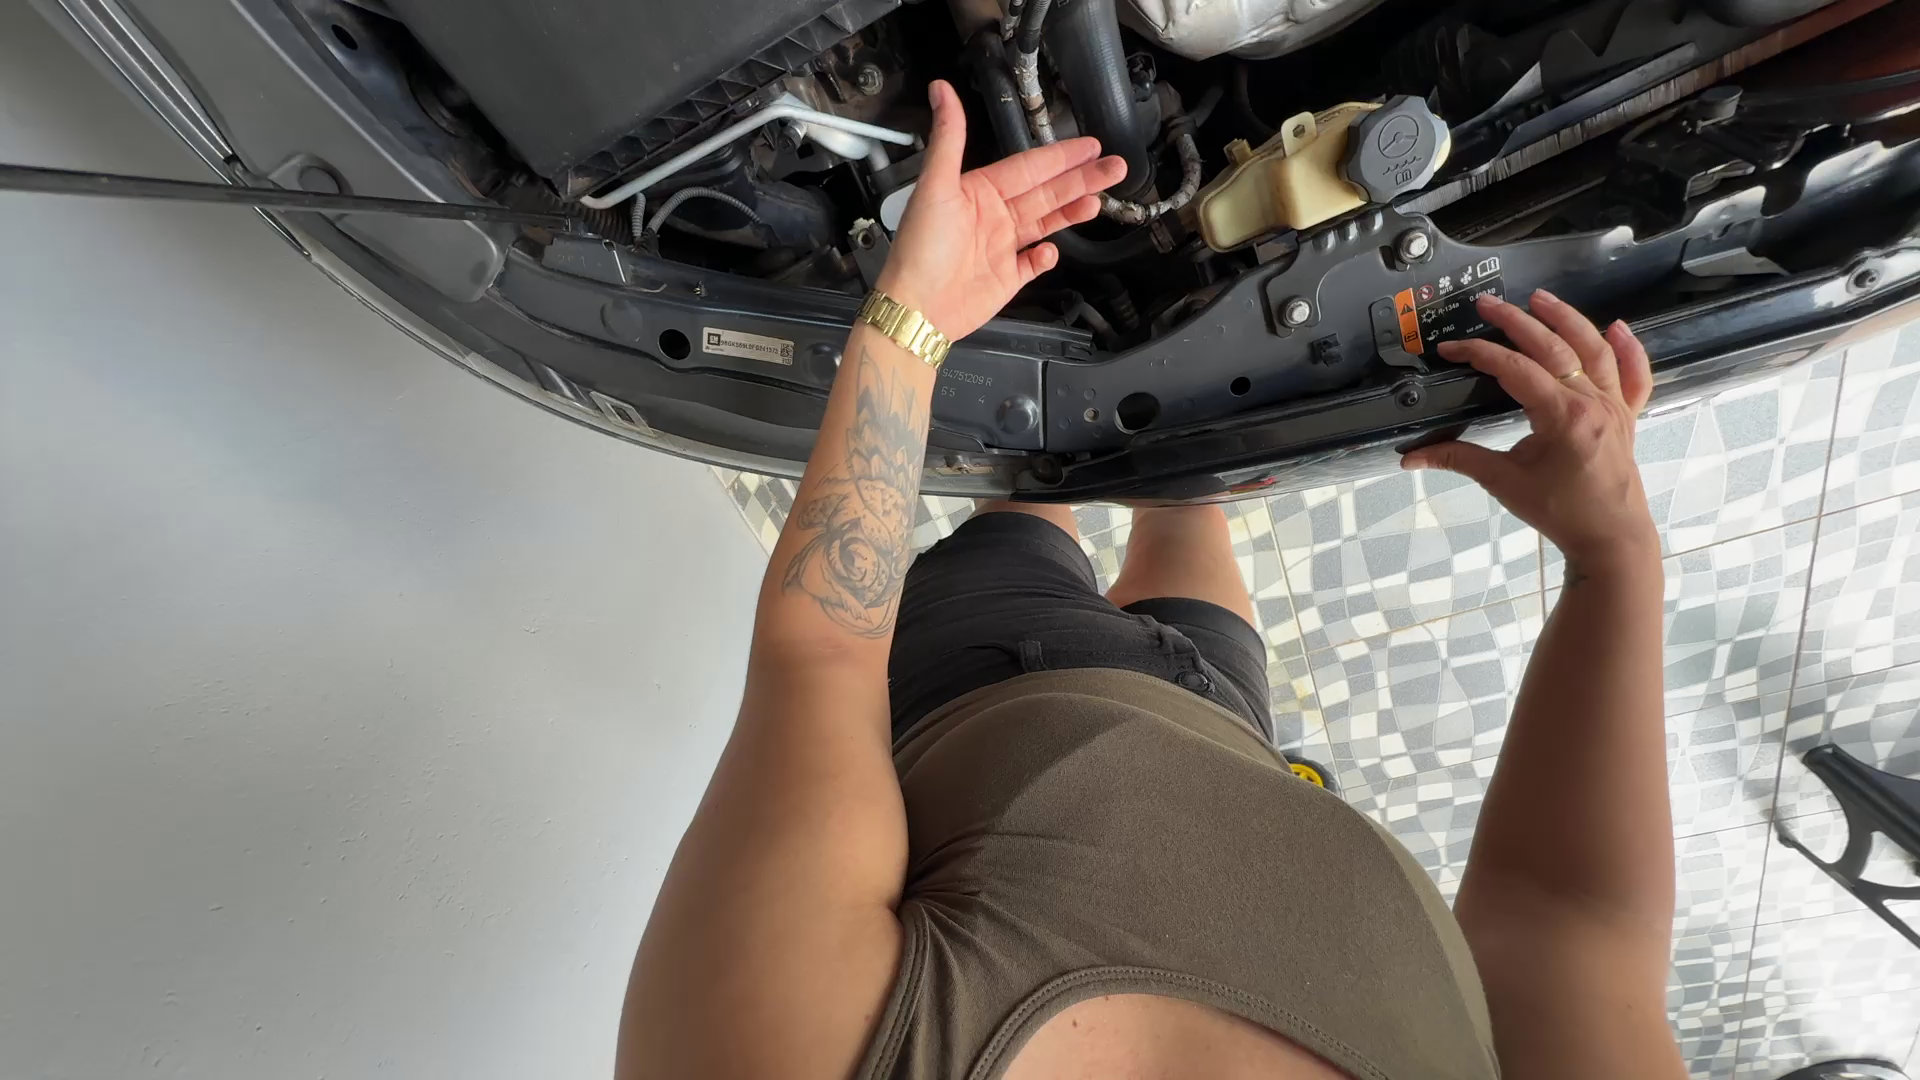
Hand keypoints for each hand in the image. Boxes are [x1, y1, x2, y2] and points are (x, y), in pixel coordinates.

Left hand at [875, 79, 1126, 340]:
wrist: (916, 307)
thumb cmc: (919, 249)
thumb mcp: (934, 186)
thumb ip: (948, 138)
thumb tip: (942, 90)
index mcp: (979, 192)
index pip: (1029, 167)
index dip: (1061, 156)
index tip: (1090, 145)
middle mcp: (993, 217)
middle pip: (1046, 192)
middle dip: (1081, 179)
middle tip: (1114, 167)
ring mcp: (1001, 249)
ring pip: (1045, 223)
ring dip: (1072, 211)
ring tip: (1099, 200)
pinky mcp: (1005, 280)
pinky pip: (1032, 265)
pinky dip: (1045, 258)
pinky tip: (1054, 251)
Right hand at [1400, 290, 1658, 568]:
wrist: (1610, 535)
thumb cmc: (1558, 509)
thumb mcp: (1502, 481)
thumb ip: (1457, 459)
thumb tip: (1409, 458)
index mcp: (1563, 416)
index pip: (1516, 370)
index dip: (1479, 354)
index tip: (1450, 349)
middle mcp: (1594, 401)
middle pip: (1555, 348)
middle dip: (1518, 322)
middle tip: (1489, 304)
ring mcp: (1616, 405)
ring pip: (1594, 350)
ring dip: (1567, 320)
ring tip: (1540, 299)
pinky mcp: (1627, 415)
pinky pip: (1634, 374)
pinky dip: (1627, 347)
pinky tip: (1615, 327)